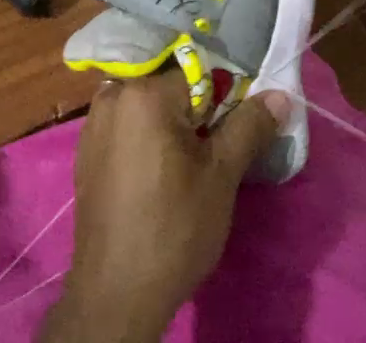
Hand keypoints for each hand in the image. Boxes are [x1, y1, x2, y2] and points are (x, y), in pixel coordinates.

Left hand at [40, 70, 285, 342]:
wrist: (116, 292)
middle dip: (197, 109)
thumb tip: (278, 94)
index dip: (227, 99)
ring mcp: (93, 123)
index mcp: (143, 92)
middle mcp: (112, 96)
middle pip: (170, 85)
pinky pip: (127, 126)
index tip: (238, 128)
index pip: (200, 73)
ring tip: (191, 163)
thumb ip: (248, 126)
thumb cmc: (174, 228)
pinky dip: (148, 137)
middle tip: (215, 148)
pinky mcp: (87, 151)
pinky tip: (160, 173)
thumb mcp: (221, 176)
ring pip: (148, 106)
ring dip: (172, 123)